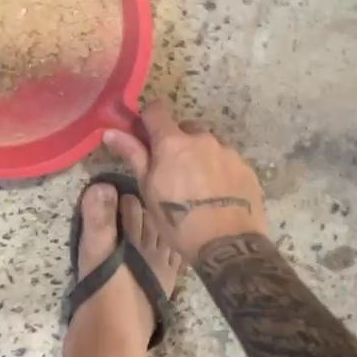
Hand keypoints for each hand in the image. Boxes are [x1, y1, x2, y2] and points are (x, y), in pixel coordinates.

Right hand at [103, 100, 267, 259]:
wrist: (229, 246)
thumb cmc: (178, 220)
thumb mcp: (148, 190)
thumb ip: (133, 155)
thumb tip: (110, 131)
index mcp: (172, 142)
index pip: (156, 109)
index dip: (148, 117)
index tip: (145, 131)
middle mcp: (202, 139)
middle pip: (185, 128)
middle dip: (177, 141)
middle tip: (173, 168)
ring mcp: (228, 152)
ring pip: (208, 144)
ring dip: (200, 155)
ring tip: (199, 185)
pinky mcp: (247, 168)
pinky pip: (227, 159)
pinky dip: (219, 169)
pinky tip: (218, 193)